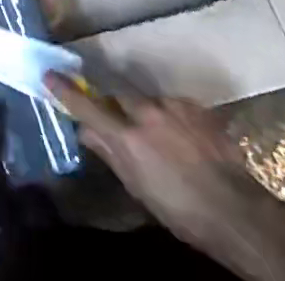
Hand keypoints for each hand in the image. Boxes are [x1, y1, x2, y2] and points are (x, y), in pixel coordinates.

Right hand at [43, 74, 263, 244]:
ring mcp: (175, 105)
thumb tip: (87, 131)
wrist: (233, 208)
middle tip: (119, 120)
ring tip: (161, 141)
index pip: (89, 107)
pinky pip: (175, 105)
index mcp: (128, 137)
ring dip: (147, 114)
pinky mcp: (198, 106)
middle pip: (120, 94)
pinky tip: (183, 140)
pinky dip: (171, 118)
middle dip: (115, 102)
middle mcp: (148, 112)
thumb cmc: (179, 210)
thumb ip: (111, 154)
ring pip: (150, 100)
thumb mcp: (138, 188)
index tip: (50, 75)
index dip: (67, 91)